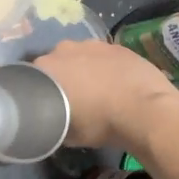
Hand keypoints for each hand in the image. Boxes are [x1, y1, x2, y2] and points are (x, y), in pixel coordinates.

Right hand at [32, 39, 178, 149]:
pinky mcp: (119, 47)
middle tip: (69, 95)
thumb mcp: (66, 134)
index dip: (38, 89)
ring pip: (81, 55)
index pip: (32, 75)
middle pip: (56, 61)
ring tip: (94, 87)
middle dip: (61, 74)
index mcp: (46, 67)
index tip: (45, 101)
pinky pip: (104, 56)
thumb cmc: (100, 123)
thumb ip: (51, 122)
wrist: (146, 113)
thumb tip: (49, 124)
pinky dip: (105, 66)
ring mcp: (94, 45)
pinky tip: (114, 82)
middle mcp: (65, 49)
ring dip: (83, 67)